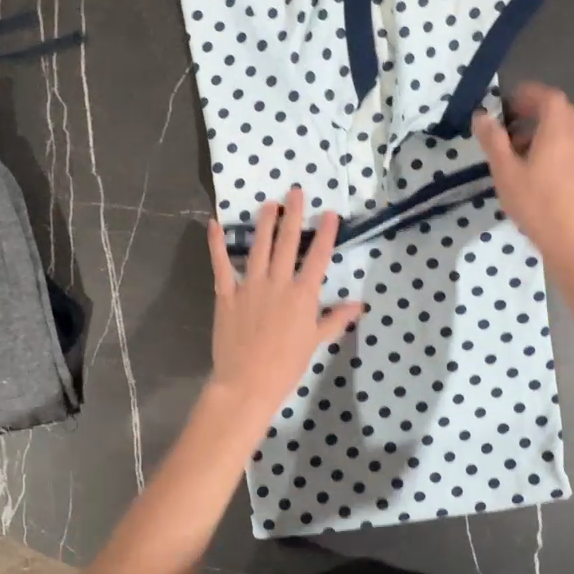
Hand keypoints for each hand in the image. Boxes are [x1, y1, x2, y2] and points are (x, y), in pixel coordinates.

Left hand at [205, 186, 361, 412]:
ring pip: (259, 247)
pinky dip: (216, 244)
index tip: (330, 213)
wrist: (247, 382)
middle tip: (295, 191)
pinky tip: (215, 224)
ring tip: (269, 203)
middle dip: (293, 215)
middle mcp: (278, 283)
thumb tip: (358, 305)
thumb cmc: (285, 365)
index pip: (318, 257)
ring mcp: (250, 286)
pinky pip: (221, 264)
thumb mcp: (315, 341)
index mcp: (302, 295)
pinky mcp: (226, 294)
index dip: (325, 233)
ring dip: (264, 223)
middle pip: (288, 243)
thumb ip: (335, 319)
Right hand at [474, 82, 573, 270]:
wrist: (569, 241)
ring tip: (512, 147)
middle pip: (558, 111)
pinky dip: (546, 144)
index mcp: (557, 134)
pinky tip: (528, 168)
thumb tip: (482, 115)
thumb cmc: (535, 204)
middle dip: (532, 109)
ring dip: (538, 128)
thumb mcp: (505, 172)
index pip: (549, 97)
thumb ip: (493, 141)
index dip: (529, 93)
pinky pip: (564, 146)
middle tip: (507, 120)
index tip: (506, 100)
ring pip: (561, 130)